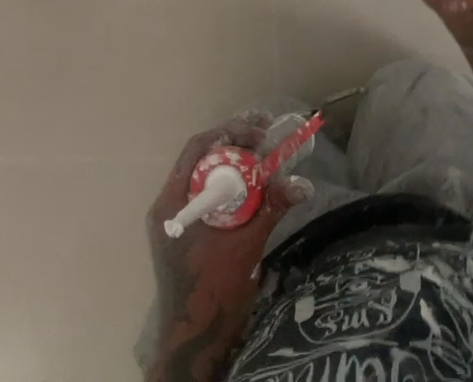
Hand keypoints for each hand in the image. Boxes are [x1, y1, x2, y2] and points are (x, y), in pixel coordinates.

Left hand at [145, 116, 310, 381]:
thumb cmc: (213, 291)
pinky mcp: (186, 234)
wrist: (195, 340)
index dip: (229, 134)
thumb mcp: (246, 246)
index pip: (197, 149)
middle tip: (267, 140)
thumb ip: (271, 209)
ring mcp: (176, 220)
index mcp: (172, 203)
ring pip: (206, 179)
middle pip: (201, 160)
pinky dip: (231, 189)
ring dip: (235, 168)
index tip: (260, 134)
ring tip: (266, 158)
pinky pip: (208, 198)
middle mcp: (169, 206)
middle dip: (235, 147)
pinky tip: (255, 189)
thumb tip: (303, 183)